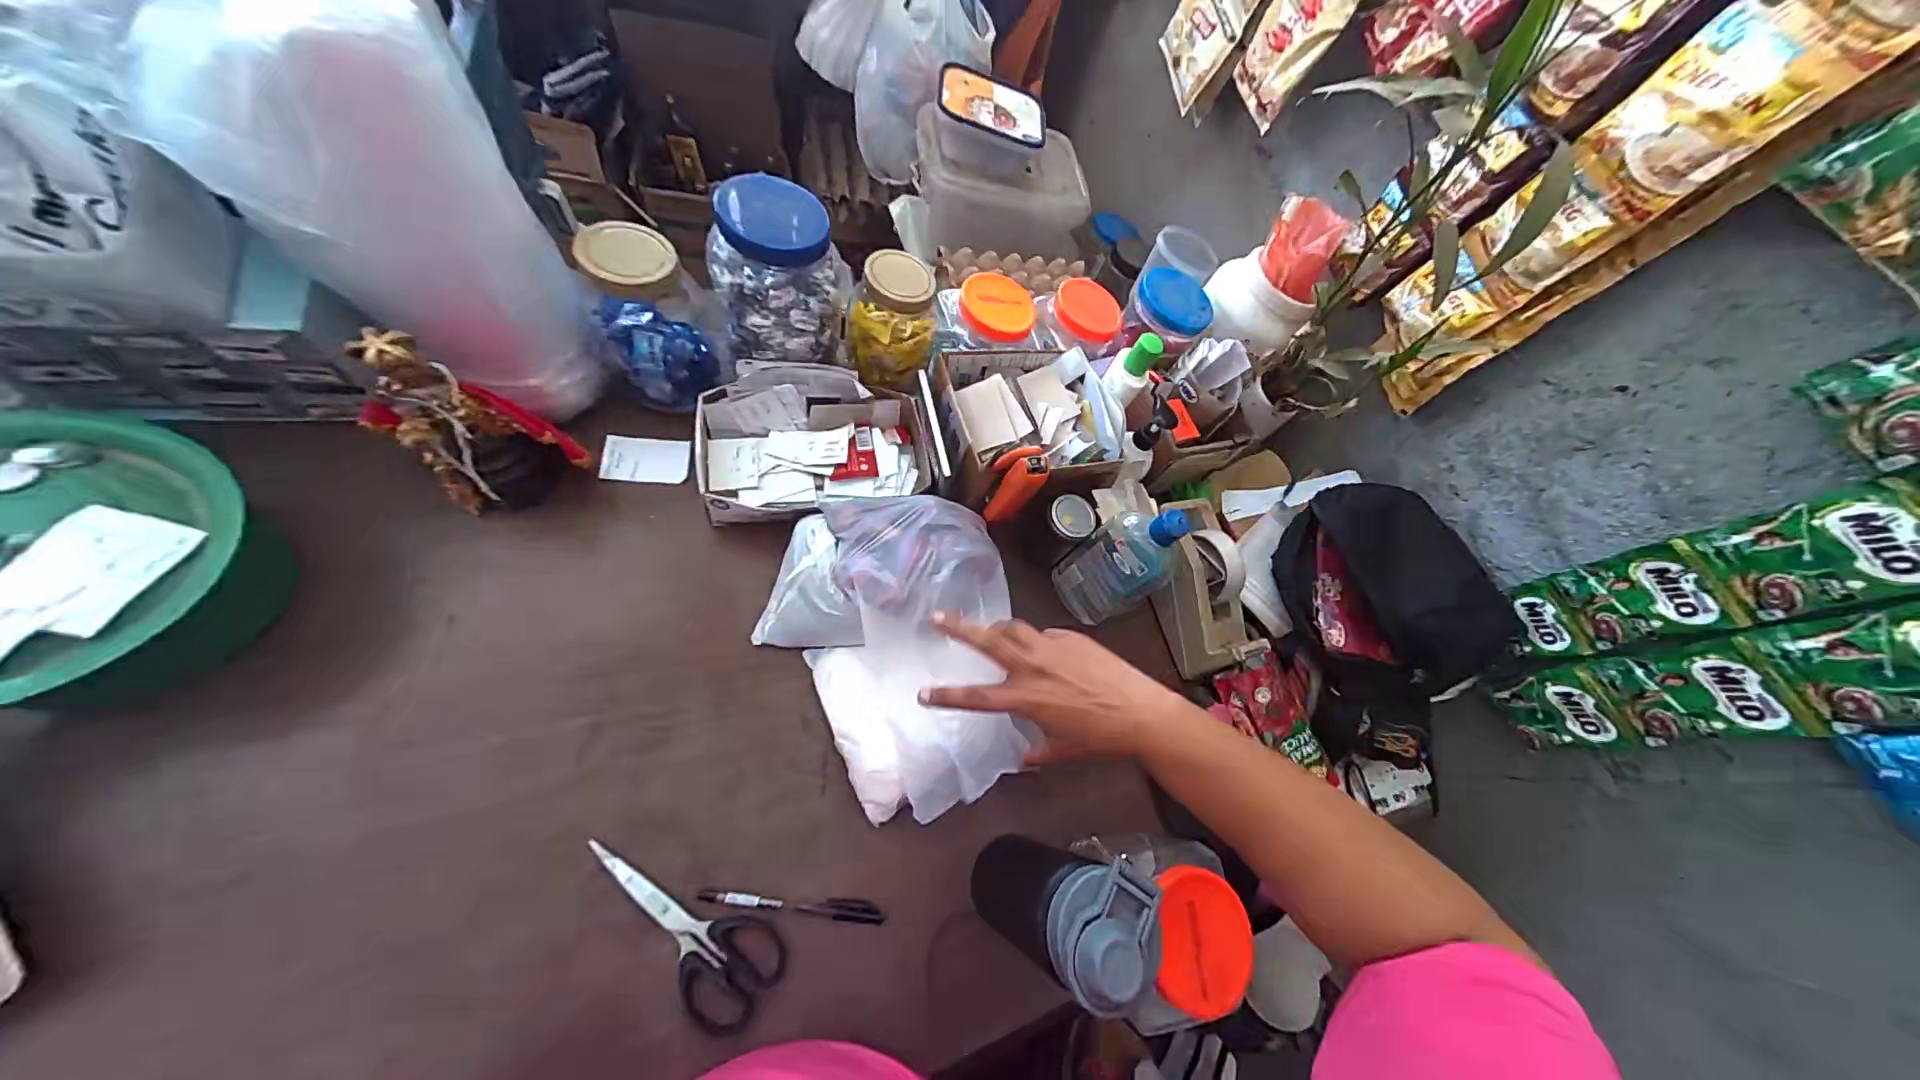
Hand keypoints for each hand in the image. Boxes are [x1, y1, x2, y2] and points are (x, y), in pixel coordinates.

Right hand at [918, 612, 1192, 764]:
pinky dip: (1036, 640)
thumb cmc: (1100, 737)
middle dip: (958, 628)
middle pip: (987, 641)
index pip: (976, 697)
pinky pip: (1044, 634)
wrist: (1140, 711)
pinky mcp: (1072, 637)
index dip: (946, 695)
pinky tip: (1043, 649)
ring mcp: (1052, 647)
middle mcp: (1032, 667)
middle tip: (937, 617)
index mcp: (1025, 698)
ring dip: (997, 628)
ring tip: (989, 629)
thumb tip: (1024, 758)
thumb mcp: (1064, 748)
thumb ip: (1039, 752)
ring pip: (1013, 628)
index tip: (922, 693)